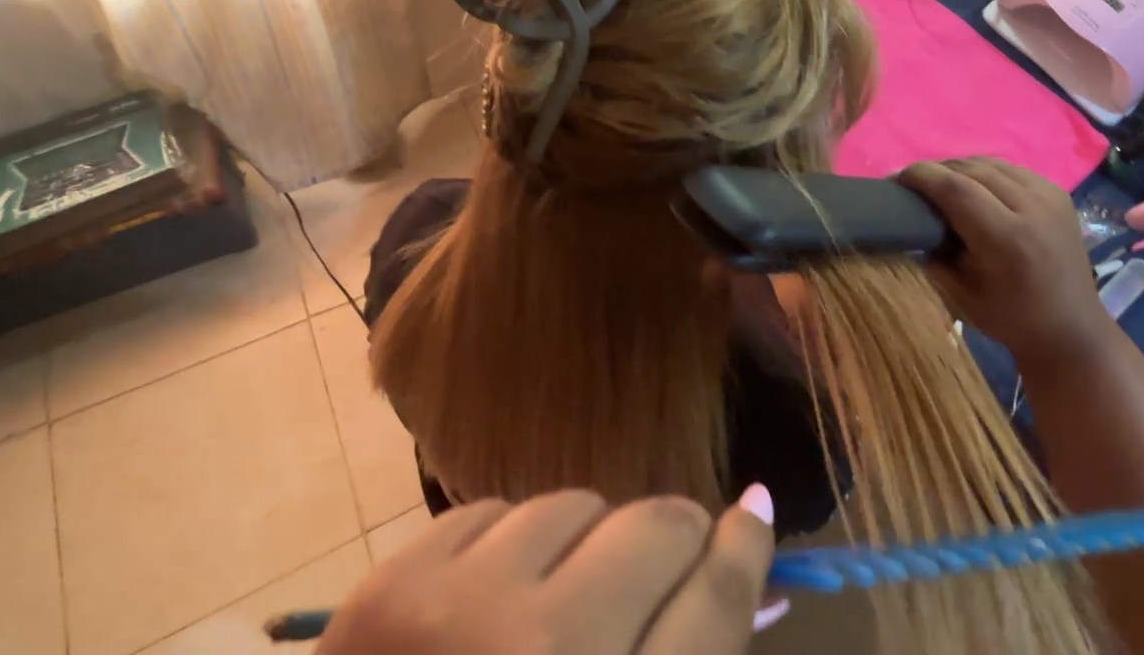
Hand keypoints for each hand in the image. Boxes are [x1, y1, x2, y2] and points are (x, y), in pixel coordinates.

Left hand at [317, 486, 782, 654]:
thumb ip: (688, 650)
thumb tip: (742, 544)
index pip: (715, 601)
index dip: (745, 548)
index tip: (753, 513)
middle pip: (658, 526)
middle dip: (675, 536)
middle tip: (662, 564)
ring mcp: (457, 611)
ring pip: (577, 503)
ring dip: (586, 542)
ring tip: (558, 600)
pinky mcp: (390, 585)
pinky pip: (496, 508)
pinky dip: (509, 547)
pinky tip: (487, 605)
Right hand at [898, 158, 1111, 364]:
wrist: (1071, 329)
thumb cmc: (1011, 320)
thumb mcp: (960, 294)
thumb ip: (934, 253)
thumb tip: (912, 222)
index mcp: (1007, 238)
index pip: (956, 187)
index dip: (922, 176)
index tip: (896, 180)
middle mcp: (1032, 208)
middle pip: (972, 168)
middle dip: (936, 170)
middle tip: (912, 184)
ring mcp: (1050, 197)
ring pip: (992, 163)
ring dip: (960, 168)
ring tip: (940, 184)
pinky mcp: (1059, 194)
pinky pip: (1012, 170)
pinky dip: (986, 173)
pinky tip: (975, 188)